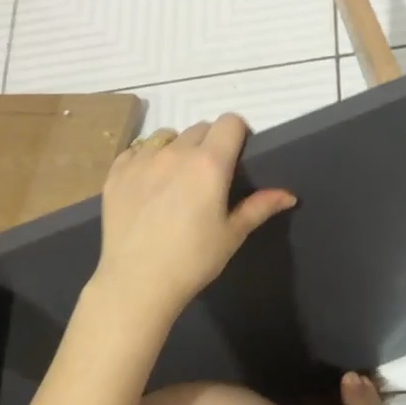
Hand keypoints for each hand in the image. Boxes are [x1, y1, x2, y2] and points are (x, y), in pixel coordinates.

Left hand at [86, 114, 295, 323]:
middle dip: (210, 143)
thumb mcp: (232, 234)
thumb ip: (259, 207)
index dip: (238, 134)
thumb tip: (288, 195)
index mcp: (209, 164)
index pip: (229, 123)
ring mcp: (141, 159)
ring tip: (178, 179)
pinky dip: (148, 158)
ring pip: (166, 136)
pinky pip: (137, 150)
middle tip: (210, 177)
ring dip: (178, 148)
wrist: (139, 280)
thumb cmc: (194, 260)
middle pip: (199, 128)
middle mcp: (175, 153)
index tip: (238, 156)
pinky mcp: (117, 172)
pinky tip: (150, 185)